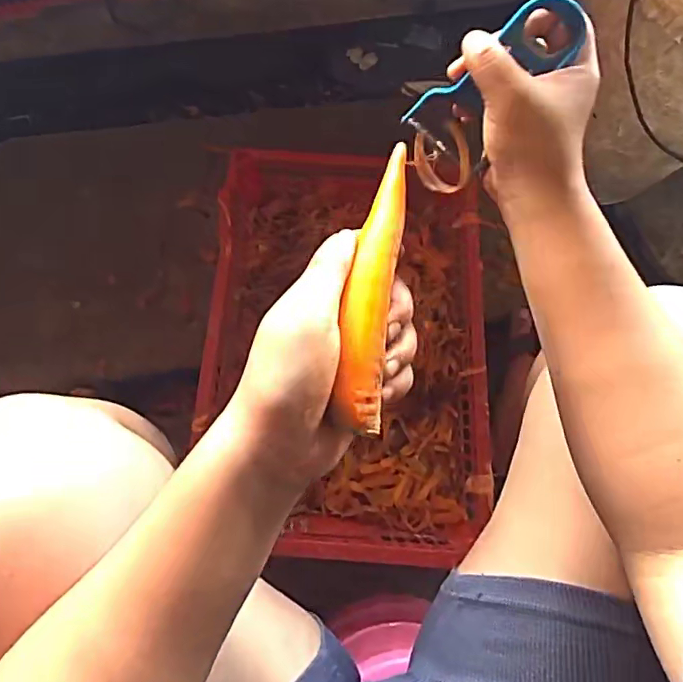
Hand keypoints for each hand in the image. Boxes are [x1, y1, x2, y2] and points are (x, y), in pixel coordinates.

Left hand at [226, 229, 416, 484]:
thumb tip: (350, 233)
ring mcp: (355, 355)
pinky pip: (403, 375)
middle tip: (379, 337)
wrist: (277, 448)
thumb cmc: (284, 377)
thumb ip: (329, 270)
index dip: (384, 265)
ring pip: (405, 338)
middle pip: (394, 299)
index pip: (365, 261)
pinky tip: (375, 398)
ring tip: (371, 377)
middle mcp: (341, 321)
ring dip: (397, 358)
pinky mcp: (367, 386)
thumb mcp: (306, 313)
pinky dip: (395, 386)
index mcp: (323, 295)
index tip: (391, 279)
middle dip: (397, 319)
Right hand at [448, 7, 600, 206]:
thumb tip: (473, 40)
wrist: (531, 195)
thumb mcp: (512, 94)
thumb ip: (491, 60)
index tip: (512, 27)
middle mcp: (559, 79)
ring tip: (459, 79)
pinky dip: (476, 92)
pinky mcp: (515, 115)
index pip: (567, 21)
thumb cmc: (536, 149)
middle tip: (475, 56)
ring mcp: (536, 98)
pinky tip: (462, 103)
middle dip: (496, 45)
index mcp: (575, 68)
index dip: (540, 16)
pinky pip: (494, 90)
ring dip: (480, 69)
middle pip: (528, 40)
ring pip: (506, 66)